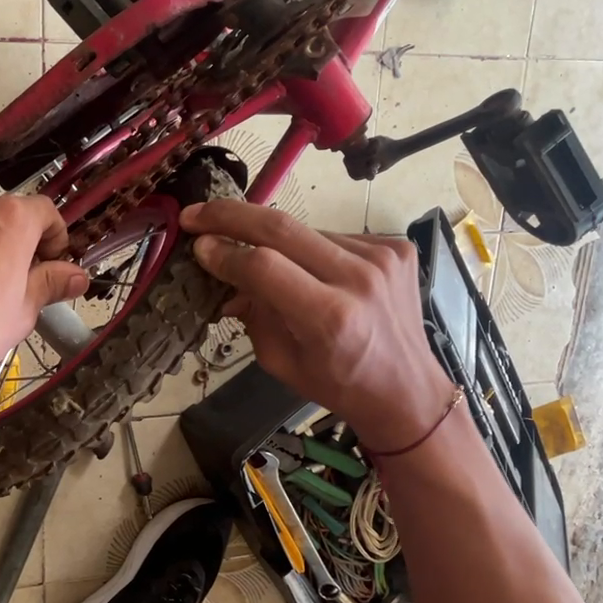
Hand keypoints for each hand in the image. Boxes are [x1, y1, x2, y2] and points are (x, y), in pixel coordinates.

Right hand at [183, 201, 455, 451]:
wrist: (405, 388)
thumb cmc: (336, 384)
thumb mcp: (280, 361)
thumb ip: (253, 314)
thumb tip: (224, 277)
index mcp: (329, 318)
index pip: (264, 267)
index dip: (226, 253)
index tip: (198, 246)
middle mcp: (358, 279)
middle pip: (282, 228)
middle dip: (231, 216)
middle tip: (197, 213)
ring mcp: (382, 257)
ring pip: (306, 232)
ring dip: (272, 240)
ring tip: (257, 259)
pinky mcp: (395, 247)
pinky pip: (333, 238)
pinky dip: (308, 250)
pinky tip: (307, 271)